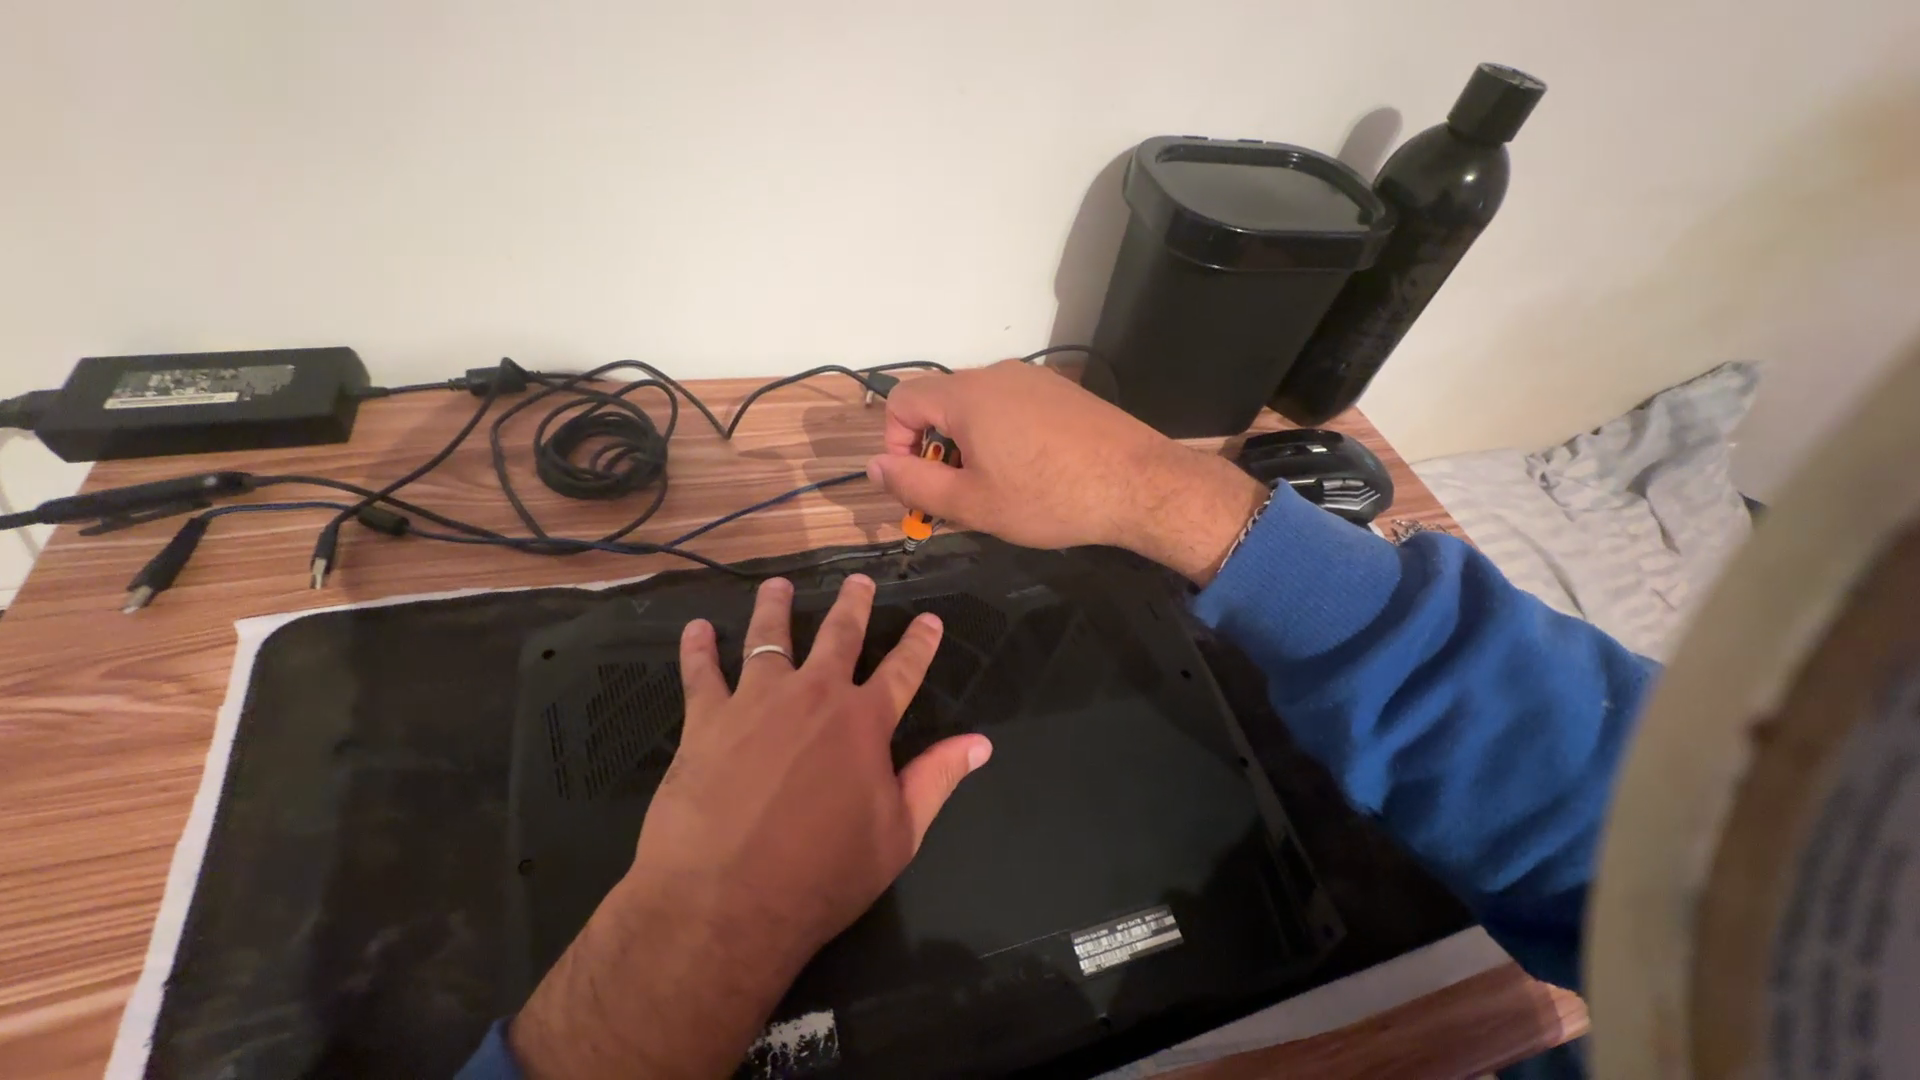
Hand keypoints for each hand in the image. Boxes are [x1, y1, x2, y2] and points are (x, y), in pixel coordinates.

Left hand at [509, 575, 991, 1078]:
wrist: (724, 900)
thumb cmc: (822, 875)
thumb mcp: (898, 835)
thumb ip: (936, 779)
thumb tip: (980, 743)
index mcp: (863, 721)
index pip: (903, 670)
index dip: (920, 643)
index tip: (929, 619)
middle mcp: (813, 695)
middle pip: (838, 636)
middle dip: (853, 605)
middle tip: (858, 581)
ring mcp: (755, 701)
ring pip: (769, 638)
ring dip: (776, 607)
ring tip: (777, 585)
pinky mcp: (705, 719)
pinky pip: (701, 671)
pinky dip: (698, 647)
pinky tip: (698, 628)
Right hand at [866, 360, 1267, 583]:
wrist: (1140, 484)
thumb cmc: (1049, 498)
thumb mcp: (971, 503)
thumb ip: (913, 484)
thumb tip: (873, 466)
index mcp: (967, 395)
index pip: (902, 400)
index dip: (895, 443)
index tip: (916, 485)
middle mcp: (996, 374)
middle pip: (940, 404)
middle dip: (935, 451)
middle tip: (957, 497)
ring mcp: (1033, 379)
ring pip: (977, 409)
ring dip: (968, 447)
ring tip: (996, 490)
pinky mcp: (1061, 392)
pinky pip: (1012, 409)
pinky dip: (1002, 438)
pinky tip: (1031, 473)